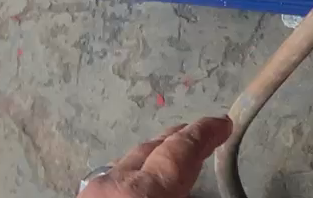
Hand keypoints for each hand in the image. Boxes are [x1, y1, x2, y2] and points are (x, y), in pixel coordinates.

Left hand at [81, 117, 230, 197]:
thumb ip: (191, 189)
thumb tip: (201, 176)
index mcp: (144, 191)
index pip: (182, 149)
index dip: (206, 132)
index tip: (223, 122)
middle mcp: (113, 185)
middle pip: (152, 149)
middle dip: (178, 139)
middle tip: (200, 134)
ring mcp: (89, 194)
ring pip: (127, 163)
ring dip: (152, 158)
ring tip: (170, 158)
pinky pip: (109, 180)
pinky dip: (129, 177)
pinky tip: (136, 185)